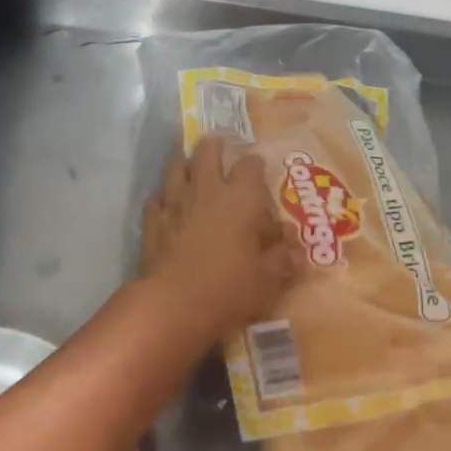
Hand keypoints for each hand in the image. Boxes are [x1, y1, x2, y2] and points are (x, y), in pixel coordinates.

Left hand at [140, 137, 296, 339]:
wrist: (173, 304)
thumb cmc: (229, 289)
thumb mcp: (268, 281)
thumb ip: (283, 260)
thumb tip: (298, 250)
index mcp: (241, 199)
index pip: (250, 165)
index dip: (255, 164)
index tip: (258, 169)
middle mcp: (207, 190)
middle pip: (207, 151)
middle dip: (214, 146)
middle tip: (219, 149)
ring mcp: (175, 202)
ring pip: (177, 167)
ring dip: (185, 164)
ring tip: (191, 168)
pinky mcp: (152, 220)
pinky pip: (157, 198)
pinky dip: (164, 197)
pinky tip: (167, 205)